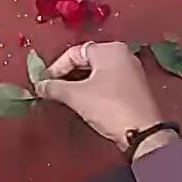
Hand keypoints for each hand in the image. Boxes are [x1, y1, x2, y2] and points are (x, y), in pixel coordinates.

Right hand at [36, 42, 170, 154]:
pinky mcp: (134, 86)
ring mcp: (131, 70)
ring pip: (97, 71)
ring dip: (79, 82)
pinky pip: (107, 80)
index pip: (74, 52)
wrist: (142, 132)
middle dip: (67, 74)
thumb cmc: (109, 107)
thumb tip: (39, 85)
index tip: (44, 83)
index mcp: (109, 49)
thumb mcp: (76, 96)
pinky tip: (84, 100)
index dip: (56, 67)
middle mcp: (122, 54)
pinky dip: (93, 87)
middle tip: (52, 89)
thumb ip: (54, 87)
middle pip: (86, 60)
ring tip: (64, 95)